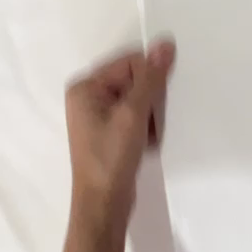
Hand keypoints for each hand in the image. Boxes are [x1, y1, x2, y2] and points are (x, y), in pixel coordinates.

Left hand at [65, 39, 175, 230]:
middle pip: (133, 79)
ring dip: (150, 114)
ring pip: (137, 98)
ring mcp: (97, 116)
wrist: (103, 209)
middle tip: (153, 120)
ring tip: (150, 134)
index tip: (160, 100)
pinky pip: (134, 115)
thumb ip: (151, 78)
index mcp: (85, 86)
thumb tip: (165, 43)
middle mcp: (88, 96)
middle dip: (149, 98)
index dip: (149, 78)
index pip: (129, 62)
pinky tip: (148, 142)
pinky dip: (145, 125)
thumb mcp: (133, 113)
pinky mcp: (108, 133)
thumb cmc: (111, 158)